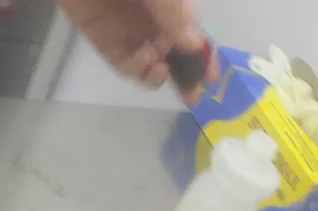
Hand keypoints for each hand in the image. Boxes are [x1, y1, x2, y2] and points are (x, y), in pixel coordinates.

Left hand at [56, 0, 203, 96]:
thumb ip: (172, 12)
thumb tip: (194, 44)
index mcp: (170, 3)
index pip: (192, 32)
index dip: (203, 54)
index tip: (212, 76)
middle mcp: (153, 18)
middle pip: (174, 54)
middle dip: (185, 75)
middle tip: (193, 96)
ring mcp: (130, 32)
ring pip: (150, 63)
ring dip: (159, 74)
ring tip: (161, 71)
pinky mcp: (105, 42)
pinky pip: (125, 64)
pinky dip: (136, 69)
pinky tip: (143, 62)